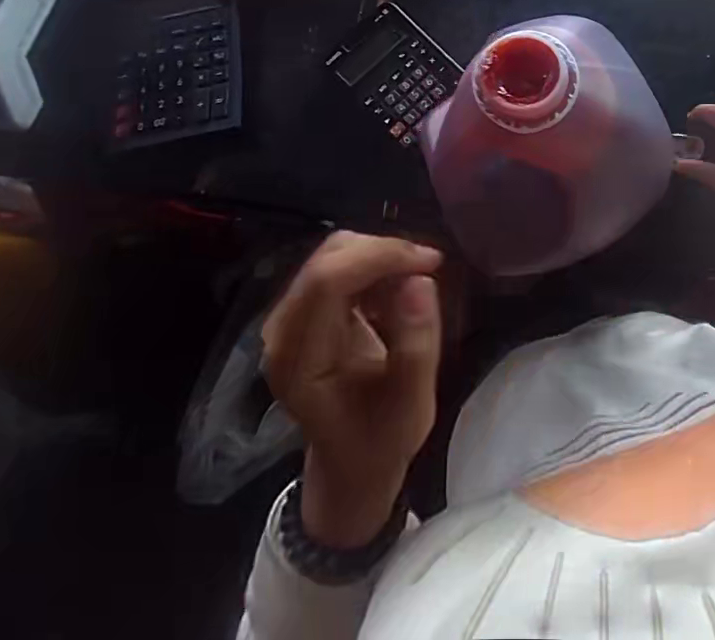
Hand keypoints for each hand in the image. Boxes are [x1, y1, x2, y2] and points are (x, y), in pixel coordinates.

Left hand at [261, 232, 442, 544]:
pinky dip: (375, 265)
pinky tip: (398, 290)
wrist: (352, 462)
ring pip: (334, 253)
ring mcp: (290, 318)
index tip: (432, 261)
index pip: (327, 281)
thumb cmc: (381, 440)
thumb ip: (416, 345)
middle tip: (431, 266)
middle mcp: (283, 331)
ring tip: (417, 281)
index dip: (380, 257)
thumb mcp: (411, 405)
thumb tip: (420, 280)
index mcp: (299, 359)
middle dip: (385, 251)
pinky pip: (339, 265)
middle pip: (329, 259)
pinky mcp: (305, 310)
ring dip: (382, 256)